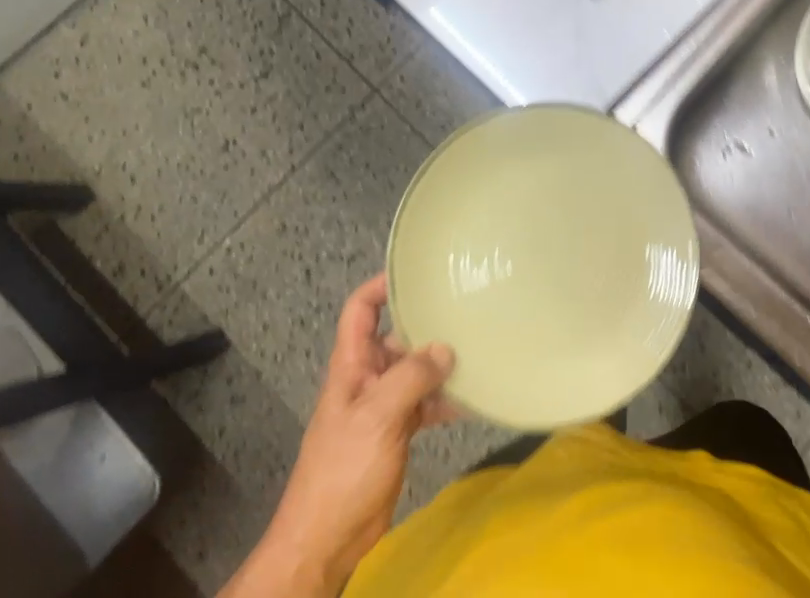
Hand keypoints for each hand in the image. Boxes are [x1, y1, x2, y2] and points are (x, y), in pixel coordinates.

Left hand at [242, 273, 455, 593]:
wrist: (327, 538)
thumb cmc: (343, 471)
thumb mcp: (376, 417)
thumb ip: (411, 378)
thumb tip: (446, 347)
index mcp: (351, 366)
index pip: (360, 309)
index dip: (381, 285)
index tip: (417, 271)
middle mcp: (367, 379)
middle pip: (397, 337)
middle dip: (428, 324)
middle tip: (469, 309)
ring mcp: (383, 407)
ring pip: (416, 370)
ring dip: (443, 363)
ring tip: (482, 349)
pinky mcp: (397, 432)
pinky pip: (426, 403)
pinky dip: (448, 398)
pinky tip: (476, 397)